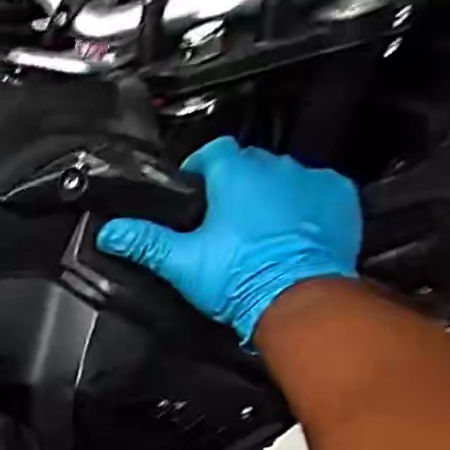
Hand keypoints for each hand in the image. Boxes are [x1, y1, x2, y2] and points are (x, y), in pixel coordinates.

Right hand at [96, 137, 361, 341]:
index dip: (197, 168)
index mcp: (236, 175)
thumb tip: (111, 232)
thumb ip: (143, 242)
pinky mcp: (338, 199)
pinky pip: (315, 193)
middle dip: (231, 186)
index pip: (212, 151)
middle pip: (247, 164)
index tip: (190, 189)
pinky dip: (300, 208)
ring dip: (266, 197)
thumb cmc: (242, 279)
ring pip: (281, 178)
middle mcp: (277, 169)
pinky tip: (284, 235)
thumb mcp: (179, 262)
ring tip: (250, 234)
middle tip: (216, 223)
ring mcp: (312, 181)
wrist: (296, 299)